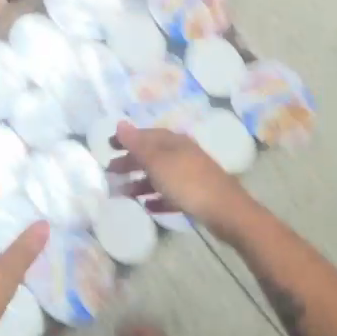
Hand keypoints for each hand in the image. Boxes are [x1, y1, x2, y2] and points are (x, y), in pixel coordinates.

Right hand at [110, 120, 247, 219]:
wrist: (227, 212)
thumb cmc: (188, 183)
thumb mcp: (157, 162)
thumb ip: (137, 144)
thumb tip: (120, 123)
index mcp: (174, 142)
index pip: (145, 135)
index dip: (127, 139)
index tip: (108, 147)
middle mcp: (182, 154)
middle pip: (152, 155)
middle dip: (131, 162)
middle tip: (111, 171)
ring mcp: (191, 175)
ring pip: (160, 175)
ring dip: (142, 182)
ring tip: (125, 193)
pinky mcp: (197, 195)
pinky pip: (171, 194)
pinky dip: (158, 198)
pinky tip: (148, 207)